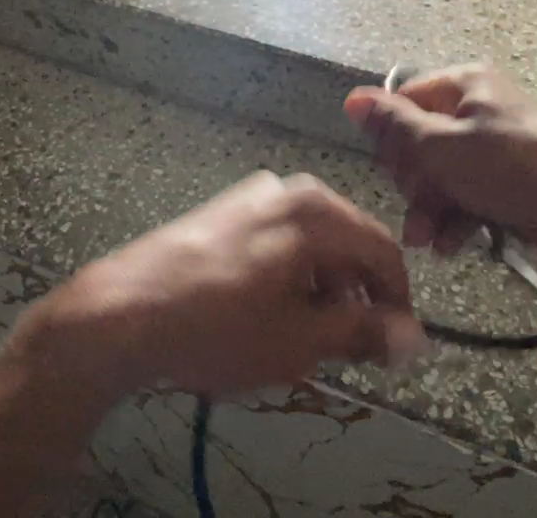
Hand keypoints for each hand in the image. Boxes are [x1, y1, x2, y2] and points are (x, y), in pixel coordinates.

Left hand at [33, 171, 425, 397]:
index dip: (399, 300)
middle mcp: (290, 189)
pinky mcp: (226, 209)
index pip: (383, 250)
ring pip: (313, 240)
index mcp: (316, 211)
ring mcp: (253, 195)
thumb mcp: (299, 340)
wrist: (123, 309)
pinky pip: (280, 236)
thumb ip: (362, 332)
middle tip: (351, 347)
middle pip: (348, 240)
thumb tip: (413, 336)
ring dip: (323, 284)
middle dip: (357, 294)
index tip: (397, 346)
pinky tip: (270, 309)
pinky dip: (292, 271)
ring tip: (307, 334)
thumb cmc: (219, 326)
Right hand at [343, 64, 536, 272]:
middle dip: (414, 181)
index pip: (405, 100)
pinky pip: (471, 190)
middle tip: (413, 208)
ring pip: (445, 170)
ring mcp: (498, 143)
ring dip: (430, 205)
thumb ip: (394, 125)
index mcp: (465, 84)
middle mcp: (480, 105)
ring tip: (424, 241)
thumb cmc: (511, 171)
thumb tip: (352, 98)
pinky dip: (457, 215)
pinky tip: (449, 245)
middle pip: (423, 138)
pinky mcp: (513, 178)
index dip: (392, 138)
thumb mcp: (442, 147)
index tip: (393, 173)